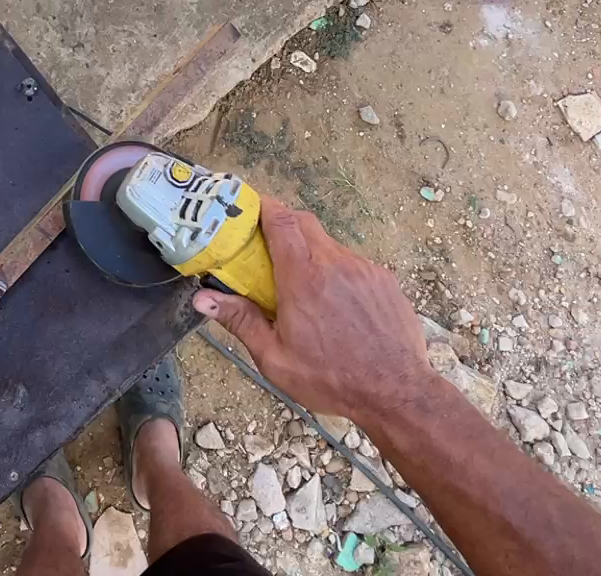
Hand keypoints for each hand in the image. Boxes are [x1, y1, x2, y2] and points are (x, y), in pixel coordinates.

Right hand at [193, 197, 431, 422]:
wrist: (398, 393)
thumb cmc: (331, 378)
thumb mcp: (275, 358)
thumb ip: (240, 320)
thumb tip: (202, 299)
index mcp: (302, 276)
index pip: (280, 220)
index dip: (263, 207)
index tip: (250, 209)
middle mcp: (333, 262)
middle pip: (304, 222)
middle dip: (284, 224)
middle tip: (269, 246)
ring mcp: (362, 268)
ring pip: (329, 245)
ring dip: (311, 254)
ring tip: (305, 288)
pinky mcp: (383, 280)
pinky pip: (353, 264)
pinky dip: (337, 273)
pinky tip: (338, 306)